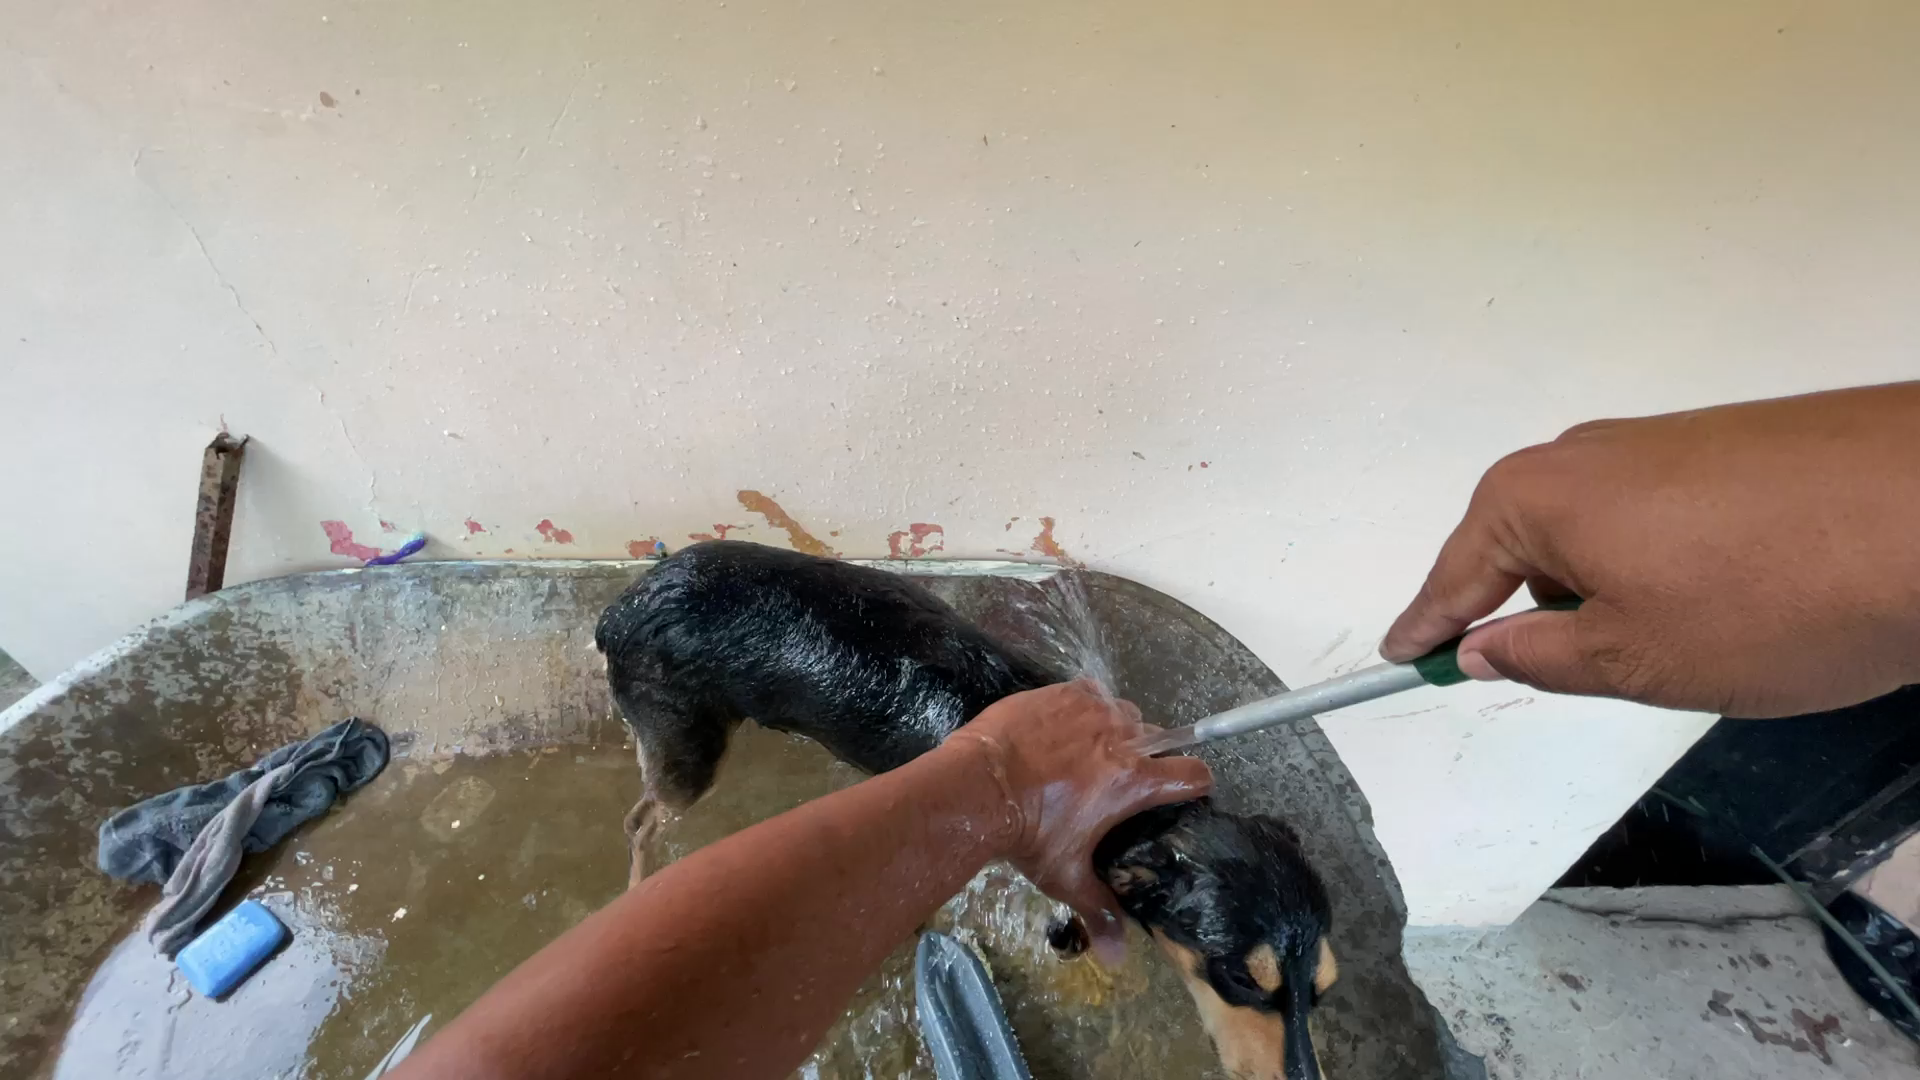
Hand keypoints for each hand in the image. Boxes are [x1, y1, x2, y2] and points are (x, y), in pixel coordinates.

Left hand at [945, 680, 1210, 961]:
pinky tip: (1062, 725)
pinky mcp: (1060, 691)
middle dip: (1143, 756)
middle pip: (1156, 738)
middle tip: (1114, 779)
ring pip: (1122, 711)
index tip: (1181, 791)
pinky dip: (1083, 706)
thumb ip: (1099, 911)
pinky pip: (1088, 692)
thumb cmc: (1027, 833)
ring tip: (1086, 750)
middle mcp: (1120, 736)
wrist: (978, 786)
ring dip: (1114, 728)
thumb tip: (1117, 960)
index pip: (1194, 772)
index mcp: (1132, 780)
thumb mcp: (1065, 875)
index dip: (1194, 782)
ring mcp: (1089, 708)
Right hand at [1381, 382, 1919, 716]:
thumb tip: (1480, 650)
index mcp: (1528, 501)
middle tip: (1601, 661)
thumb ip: (1536, 659)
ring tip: (1700, 622)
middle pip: (1519, 552)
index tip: (1395, 655)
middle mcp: (1571, 458)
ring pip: (1588, 534)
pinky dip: (1663, 556)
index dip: (1424, 627)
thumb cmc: (1771, 597)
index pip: (1452, 580)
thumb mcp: (1635, 660)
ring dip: (1611, 585)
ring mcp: (1648, 441)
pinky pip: (1648, 511)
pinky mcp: (1719, 438)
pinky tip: (1736, 580)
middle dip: (1542, 610)